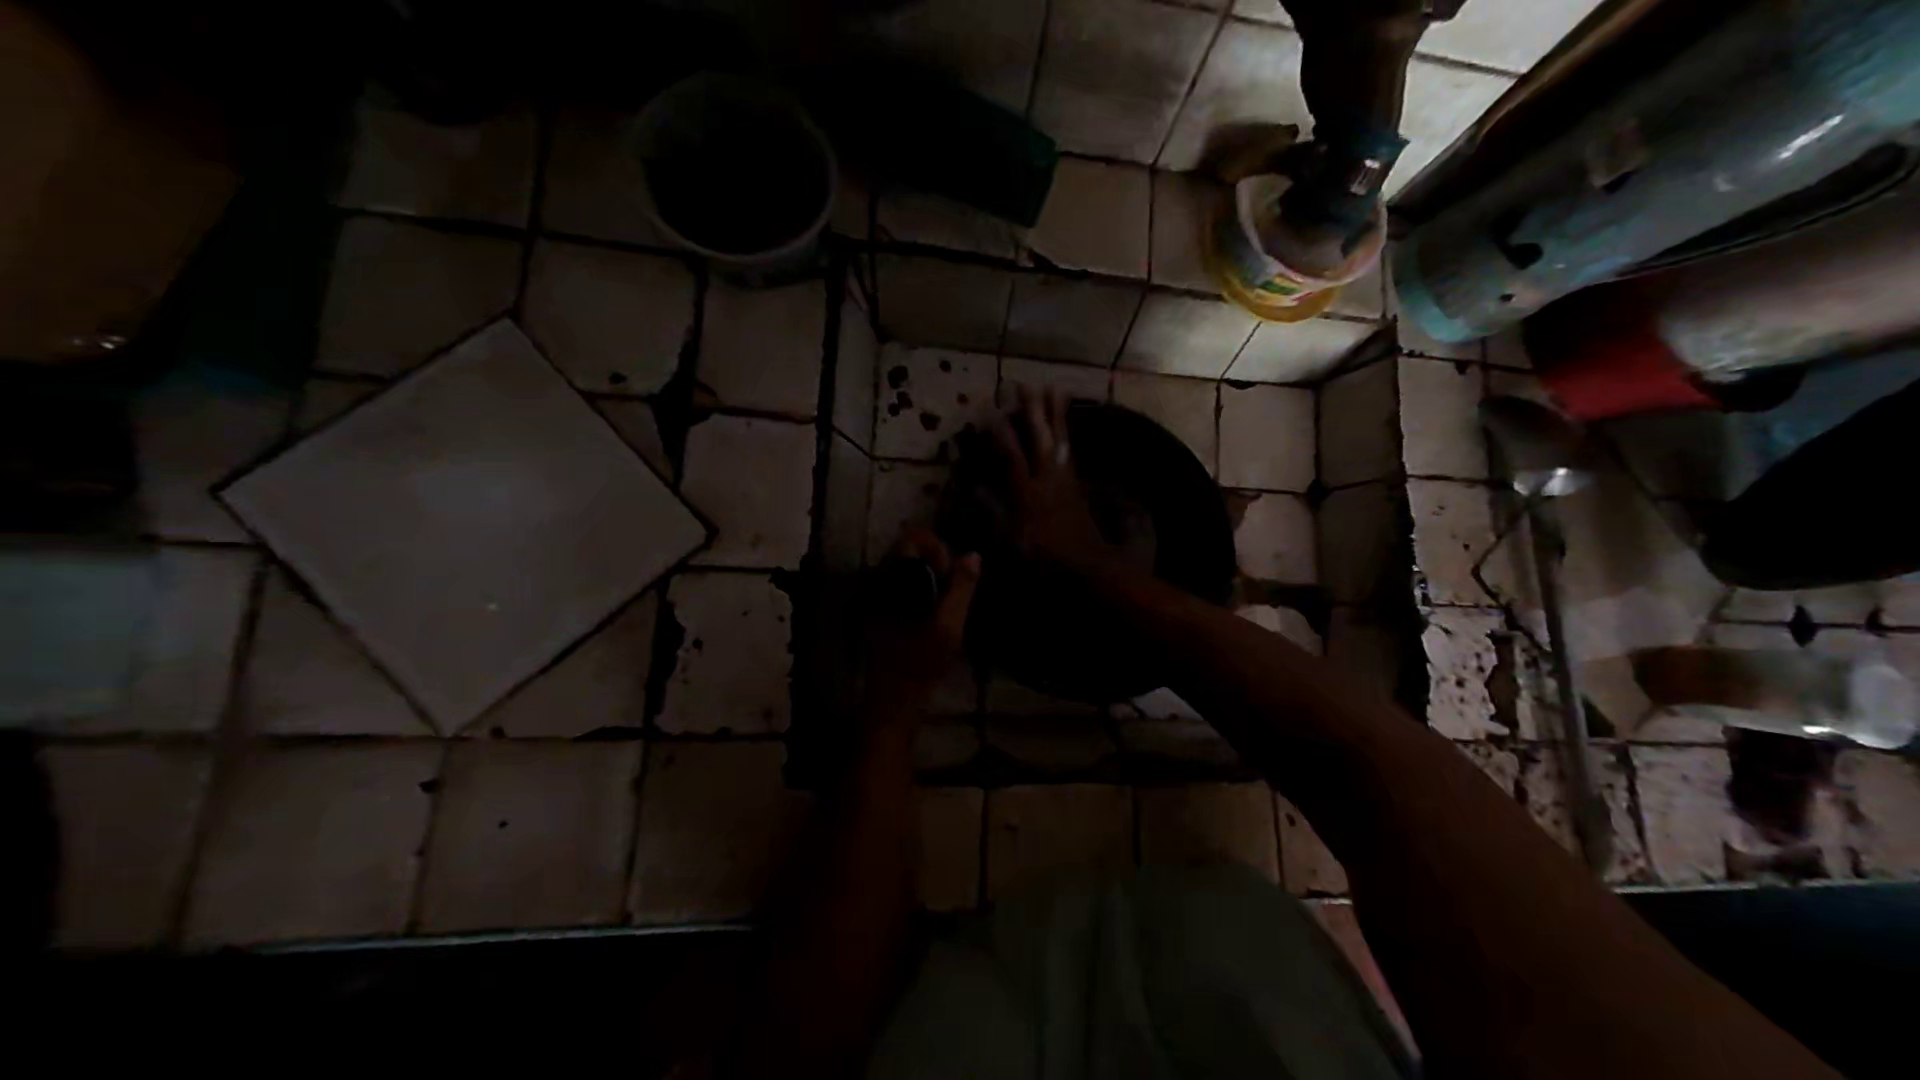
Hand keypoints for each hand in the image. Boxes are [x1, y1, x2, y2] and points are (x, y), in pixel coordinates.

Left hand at [866, 528, 980, 717]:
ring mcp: (879, 598)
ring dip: (934, 579)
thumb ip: (961, 588)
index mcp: (891, 581)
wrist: (894, 701)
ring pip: (911, 569)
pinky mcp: (883, 612)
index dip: (939, 548)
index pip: (914, 539)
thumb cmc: (920, 665)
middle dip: (938, 563)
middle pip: (912, 551)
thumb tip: (973, 554)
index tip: (952, 574)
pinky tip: (938, 616)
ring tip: (949, 605)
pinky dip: (926, 591)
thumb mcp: (949, 627)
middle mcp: (880, 583)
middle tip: (954, 592)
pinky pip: (907, 586)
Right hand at [988, 385, 1122, 576]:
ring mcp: (1065, 479)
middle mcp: (1048, 479)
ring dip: (1056, 414)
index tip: (993, 413)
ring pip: (1060, 439)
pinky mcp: (1076, 484)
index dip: (1003, 435)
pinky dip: (1067, 433)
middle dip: (1032, 411)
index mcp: (1029, 492)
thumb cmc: (1044, 554)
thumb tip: (975, 488)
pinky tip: (1064, 426)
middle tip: (1026, 385)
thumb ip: (994, 511)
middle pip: (1040, 439)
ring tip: (1054, 389)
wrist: (1087, 564)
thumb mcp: (1012, 538)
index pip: (1013, 456)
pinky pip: (1071, 451)